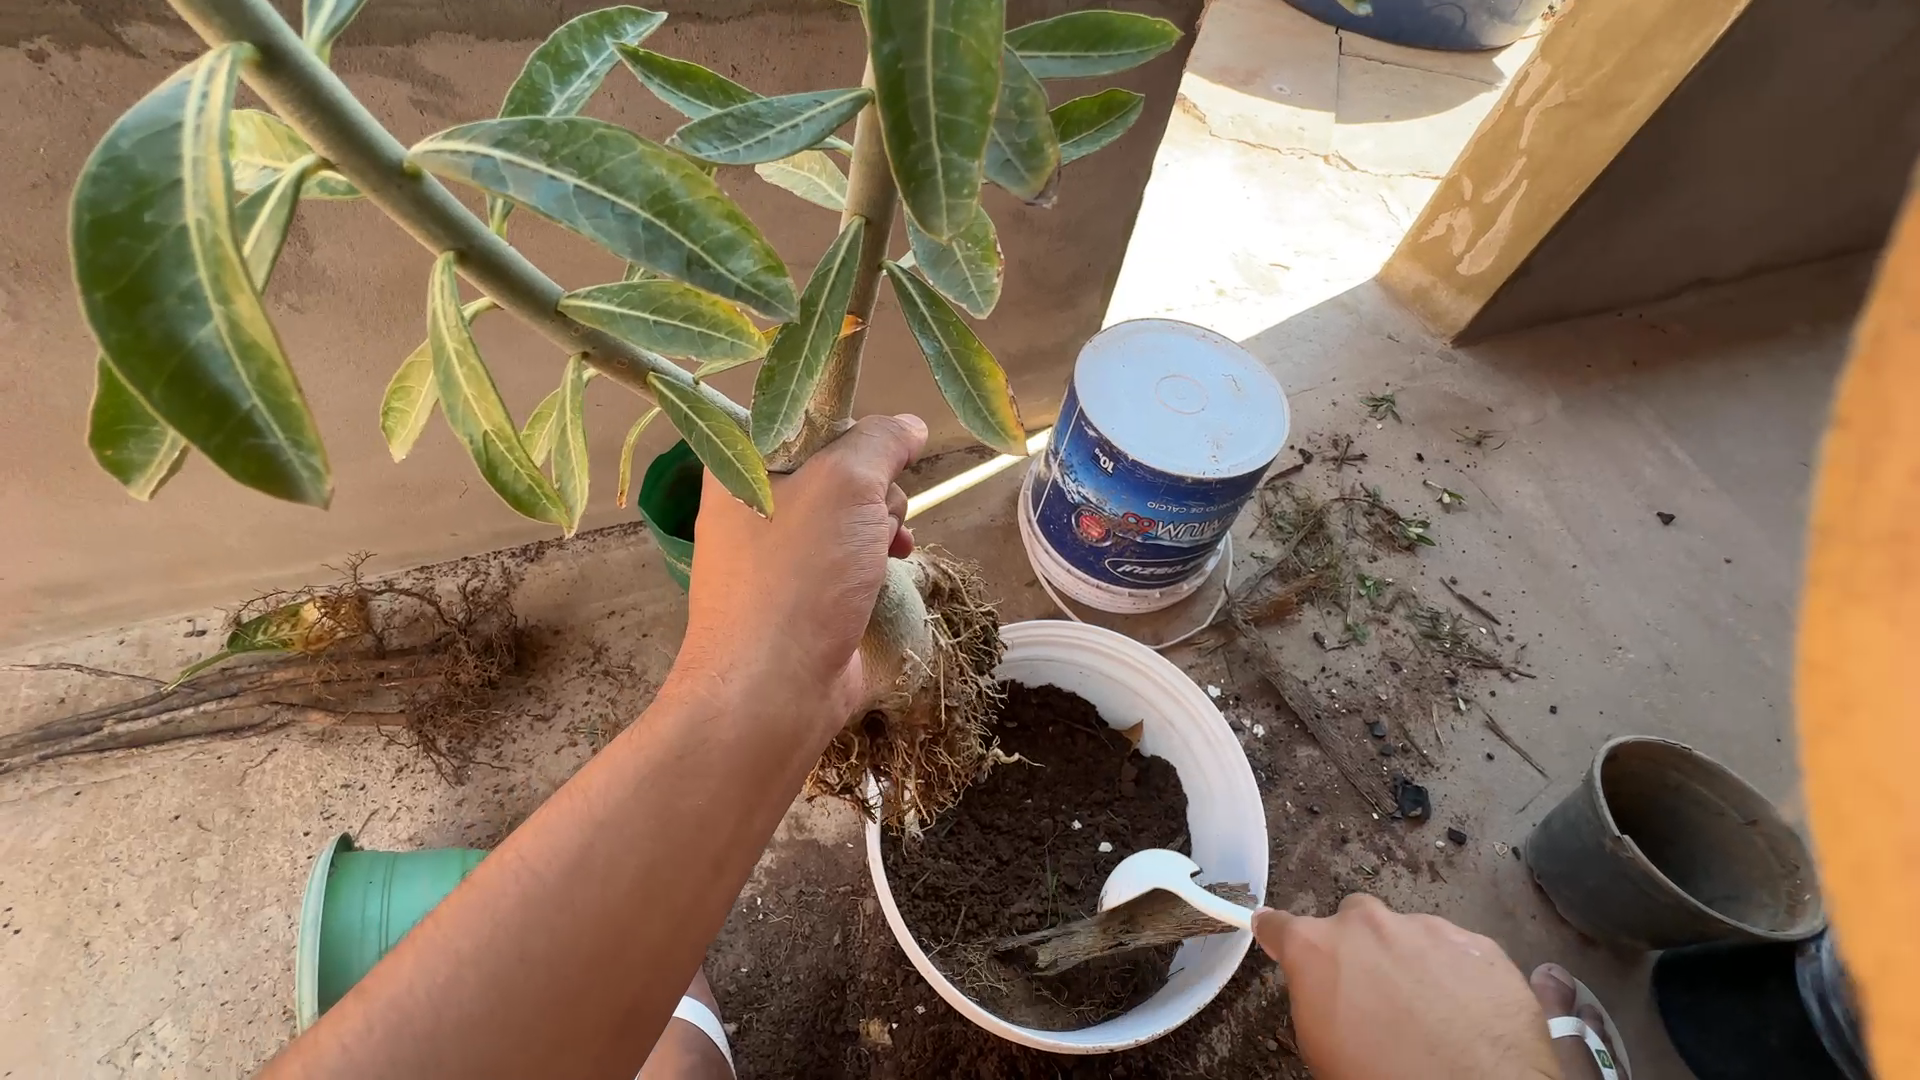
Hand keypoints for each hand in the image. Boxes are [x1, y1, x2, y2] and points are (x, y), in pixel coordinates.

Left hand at [670, 414, 927, 735]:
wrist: (773, 690)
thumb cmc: (798, 575)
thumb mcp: (845, 484)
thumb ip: (881, 441)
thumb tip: (910, 426)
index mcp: (742, 465)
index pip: (805, 418)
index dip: (851, 428)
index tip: (879, 451)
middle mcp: (755, 502)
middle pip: (836, 465)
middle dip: (875, 486)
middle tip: (879, 513)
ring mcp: (779, 550)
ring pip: (850, 510)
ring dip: (882, 522)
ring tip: (888, 548)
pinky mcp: (804, 588)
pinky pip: (850, 551)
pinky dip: (876, 554)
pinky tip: (892, 567)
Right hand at [1254, 894, 1555, 1079]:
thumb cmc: (1381, 1078)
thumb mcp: (1321, 1046)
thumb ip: (1312, 997)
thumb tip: (1317, 984)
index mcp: (1315, 946)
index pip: (1275, 924)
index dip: (1276, 935)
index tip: (1276, 937)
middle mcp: (1364, 922)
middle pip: (1350, 920)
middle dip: (1359, 948)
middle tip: (1376, 995)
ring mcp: (1424, 928)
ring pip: (1407, 933)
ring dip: (1410, 960)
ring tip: (1432, 1011)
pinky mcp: (1478, 944)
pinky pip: (1457, 950)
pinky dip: (1457, 973)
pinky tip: (1468, 1013)